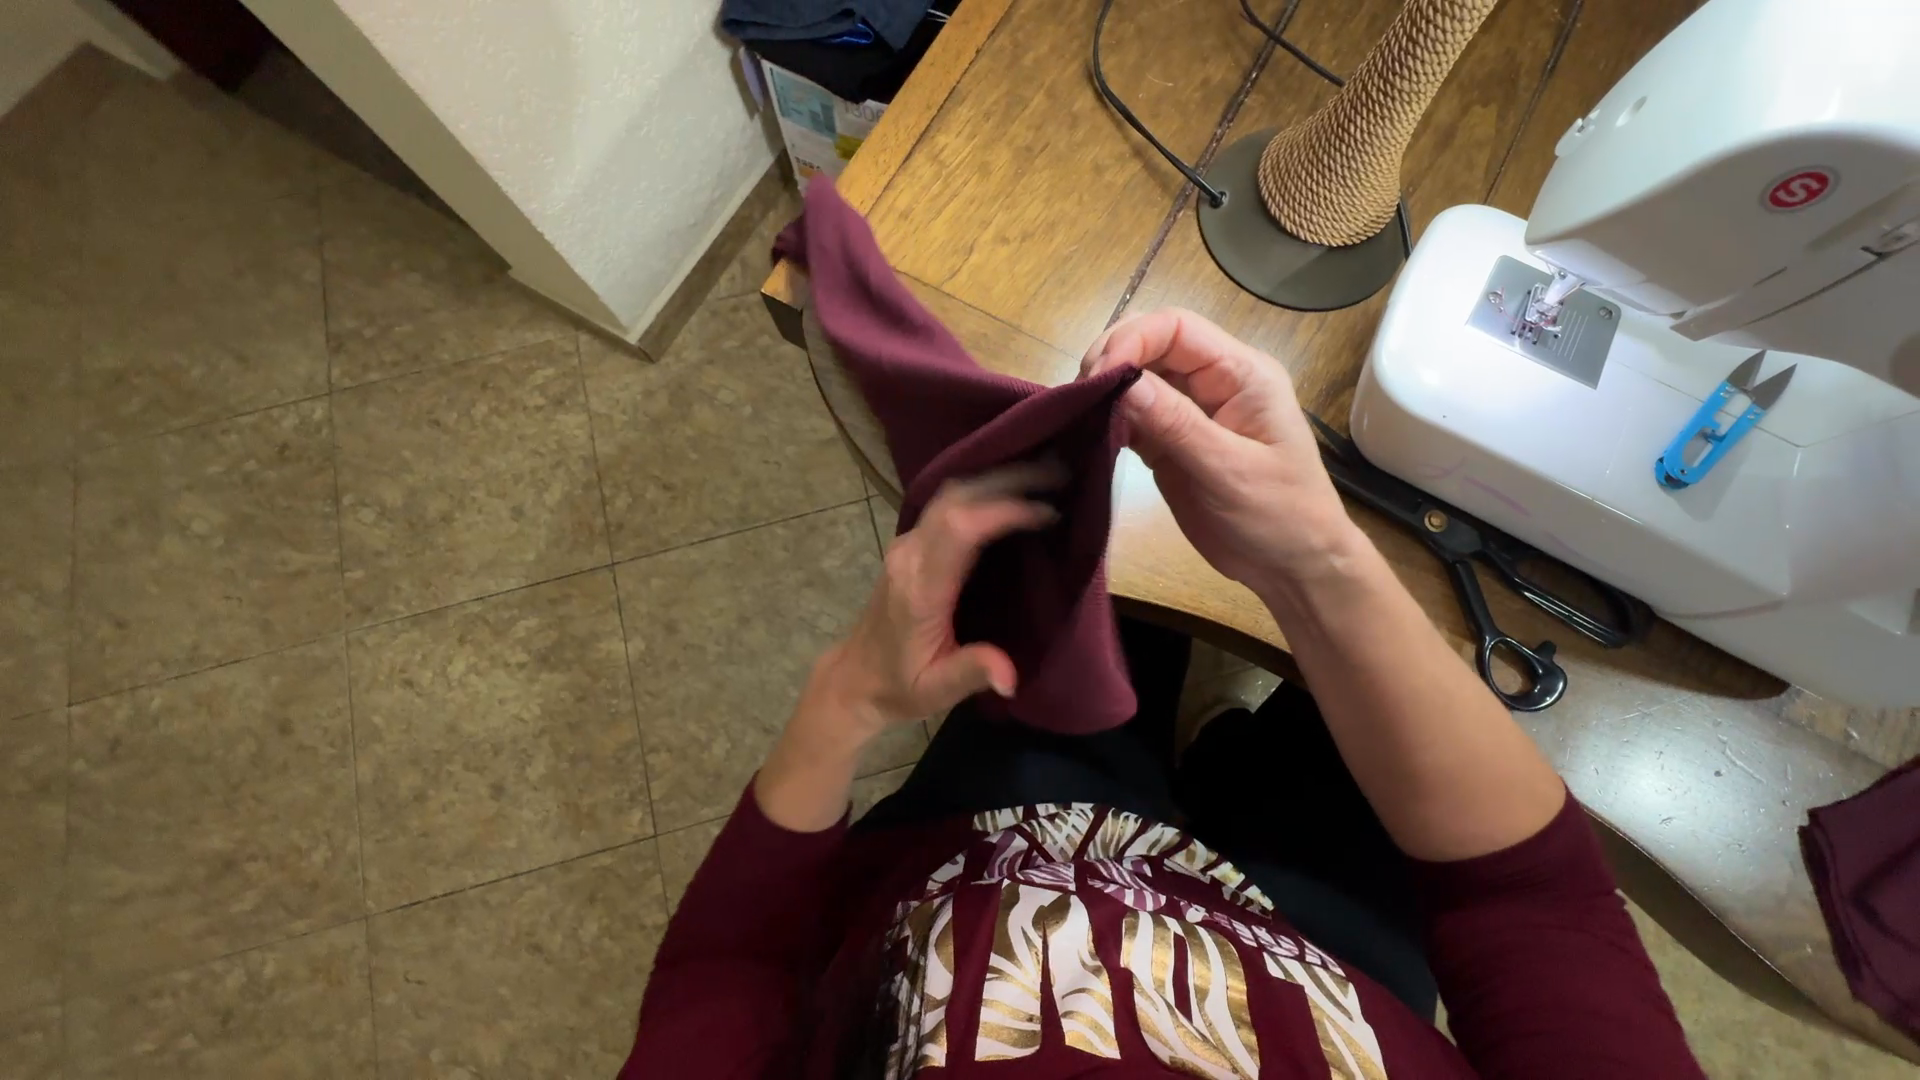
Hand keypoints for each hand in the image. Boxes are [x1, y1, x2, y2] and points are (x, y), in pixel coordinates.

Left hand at [799, 462, 1063, 751]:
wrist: (855, 678)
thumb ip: (972, 673)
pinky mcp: (911, 544)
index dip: (1003, 511)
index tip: (1048, 512)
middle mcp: (909, 555)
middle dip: (1008, 479)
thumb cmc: (899, 686)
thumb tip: (1010, 675)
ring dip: (996, 478)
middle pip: (955, 496)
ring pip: (950, 493)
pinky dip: (983, 489)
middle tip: (1059, 473)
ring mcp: (906, 544)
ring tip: (1044, 472)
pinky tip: (1012, 488)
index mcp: (919, 588)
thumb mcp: (936, 691)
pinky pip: (948, 503)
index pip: (959, 529)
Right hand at [1082, 307, 1362, 599]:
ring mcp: (1191, 412)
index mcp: (1242, 374)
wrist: (1292, 566)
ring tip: (1077, 413)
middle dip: (1111, 358)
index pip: (1178, 328)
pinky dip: (1107, 419)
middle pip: (1153, 344)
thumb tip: (1122, 381)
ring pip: (1137, 378)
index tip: (1097, 376)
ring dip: (1104, 388)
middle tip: (1079, 395)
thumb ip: (1176, 424)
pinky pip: (1133, 415)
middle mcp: (1214, 382)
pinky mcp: (1170, 442)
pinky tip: (1089, 432)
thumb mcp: (1229, 471)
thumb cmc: (1278, 516)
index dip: (1132, 340)